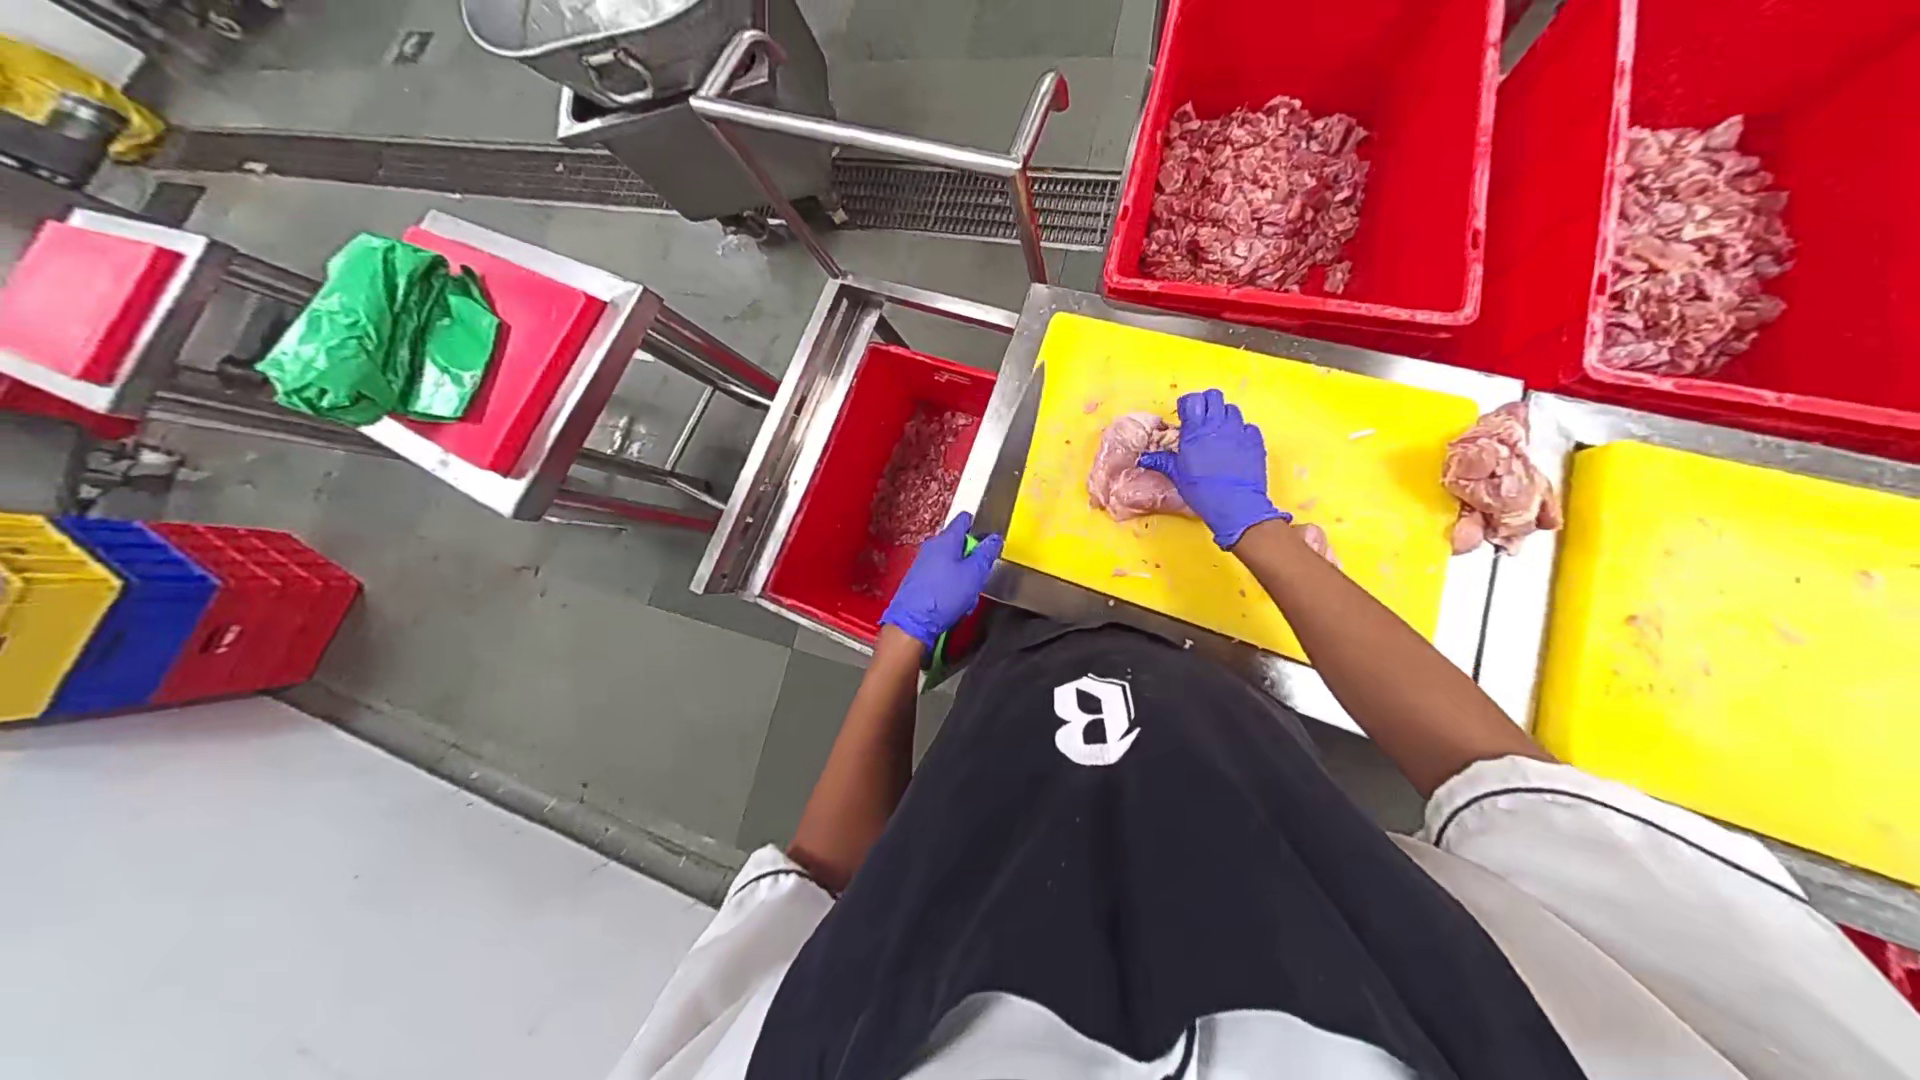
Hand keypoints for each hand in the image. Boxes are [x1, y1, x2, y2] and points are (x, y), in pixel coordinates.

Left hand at [881, 512, 1003, 647]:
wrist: (912, 622)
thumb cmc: (944, 595)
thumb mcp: (974, 574)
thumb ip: (986, 553)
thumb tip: (994, 538)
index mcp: (946, 539)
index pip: (964, 520)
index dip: (979, 527)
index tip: (989, 541)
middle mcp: (932, 546)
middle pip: (959, 543)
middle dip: (972, 558)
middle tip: (980, 575)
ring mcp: (923, 562)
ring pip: (951, 562)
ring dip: (963, 576)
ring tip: (968, 595)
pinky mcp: (918, 579)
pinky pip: (941, 576)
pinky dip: (951, 586)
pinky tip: (955, 602)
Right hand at [1138, 389, 1286, 549]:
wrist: (1235, 504)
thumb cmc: (1202, 491)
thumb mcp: (1177, 475)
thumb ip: (1163, 460)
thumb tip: (1146, 458)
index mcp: (1195, 431)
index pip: (1192, 399)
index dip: (1188, 405)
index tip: (1186, 415)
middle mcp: (1218, 425)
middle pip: (1214, 396)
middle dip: (1207, 403)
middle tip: (1202, 419)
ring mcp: (1239, 431)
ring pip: (1232, 409)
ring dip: (1224, 416)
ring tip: (1218, 433)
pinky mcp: (1255, 440)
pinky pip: (1248, 426)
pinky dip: (1241, 431)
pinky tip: (1235, 445)